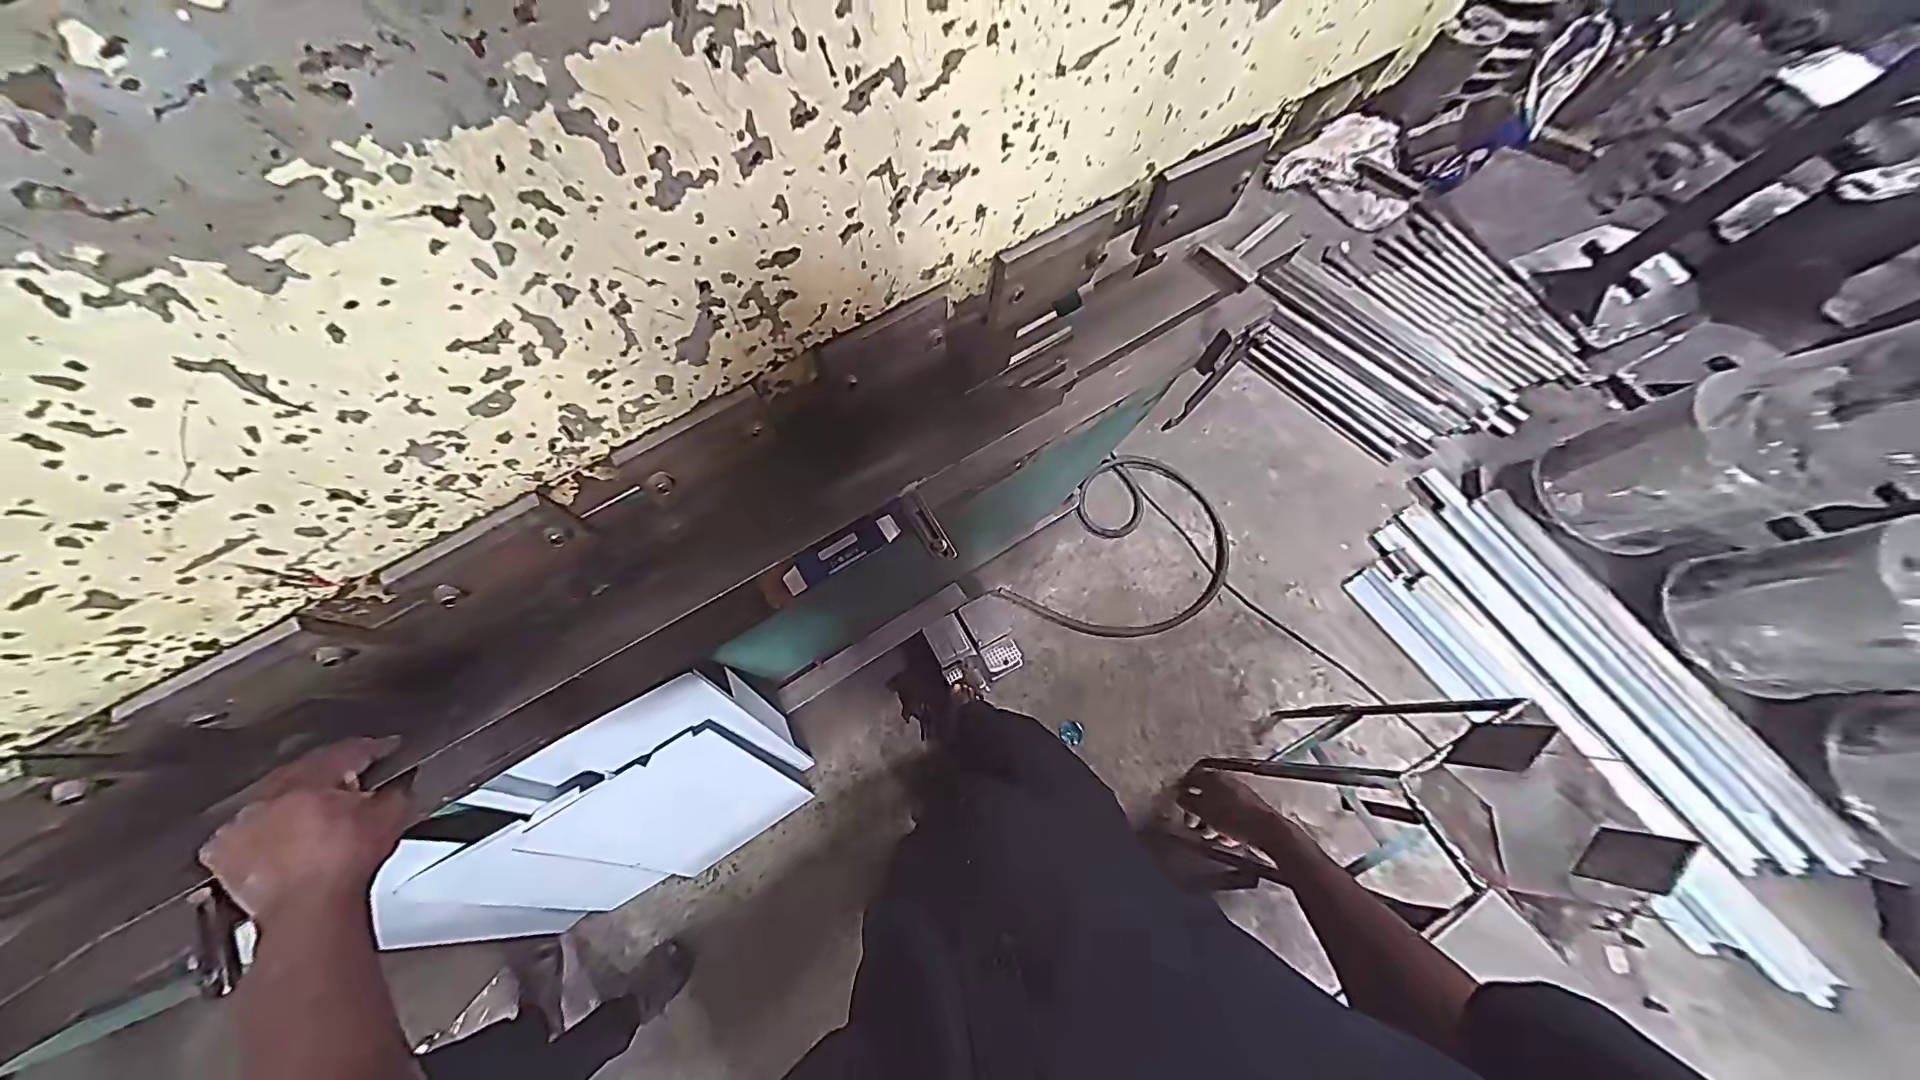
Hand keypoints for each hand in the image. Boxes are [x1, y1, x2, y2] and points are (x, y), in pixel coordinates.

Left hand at [200, 737, 412, 925]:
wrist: (311, 909)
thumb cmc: (345, 865)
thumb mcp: (393, 814)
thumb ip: (396, 787)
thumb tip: (398, 779)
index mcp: (310, 781)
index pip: (347, 751)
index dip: (373, 748)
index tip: (385, 748)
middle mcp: (269, 797)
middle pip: (305, 771)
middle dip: (331, 774)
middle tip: (354, 780)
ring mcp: (241, 824)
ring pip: (274, 796)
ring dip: (296, 799)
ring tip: (320, 811)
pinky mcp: (222, 852)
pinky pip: (245, 827)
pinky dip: (265, 826)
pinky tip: (283, 833)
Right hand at [1179, 768, 1322, 868]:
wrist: (1268, 831)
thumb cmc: (1231, 817)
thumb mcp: (1203, 810)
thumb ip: (1188, 802)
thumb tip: (1179, 796)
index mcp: (1214, 776)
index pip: (1192, 777)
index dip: (1182, 788)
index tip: (1177, 801)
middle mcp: (1227, 782)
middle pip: (1205, 793)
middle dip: (1197, 810)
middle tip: (1192, 824)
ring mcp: (1240, 796)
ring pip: (1218, 806)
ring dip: (1211, 821)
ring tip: (1210, 835)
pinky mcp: (1251, 810)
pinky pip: (1232, 815)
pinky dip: (1225, 825)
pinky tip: (1226, 838)